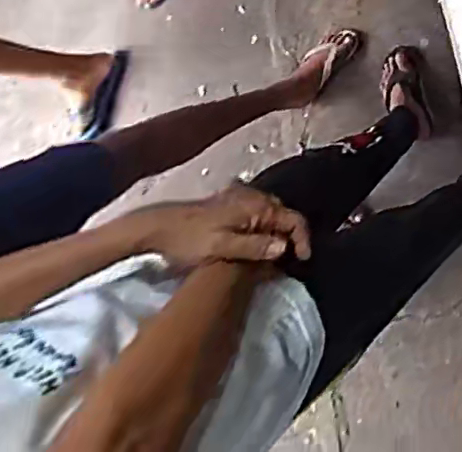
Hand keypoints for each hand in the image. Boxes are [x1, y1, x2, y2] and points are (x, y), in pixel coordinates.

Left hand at [122, 187, 311, 266]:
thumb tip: (284, 248)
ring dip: (277, 235)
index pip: (294, 219)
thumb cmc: (190, 239)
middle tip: (288, 263)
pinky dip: (265, 230)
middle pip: (286, 217)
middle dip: (291, 238)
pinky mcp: (234, 203)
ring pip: (273, 216)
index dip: (303, 239)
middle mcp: (257, 197)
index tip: (303, 260)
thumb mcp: (221, 247)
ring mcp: (245, 198)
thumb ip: (255, 247)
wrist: (158, 227)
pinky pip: (260, 216)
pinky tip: (256, 245)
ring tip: (273, 259)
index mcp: (258, 206)